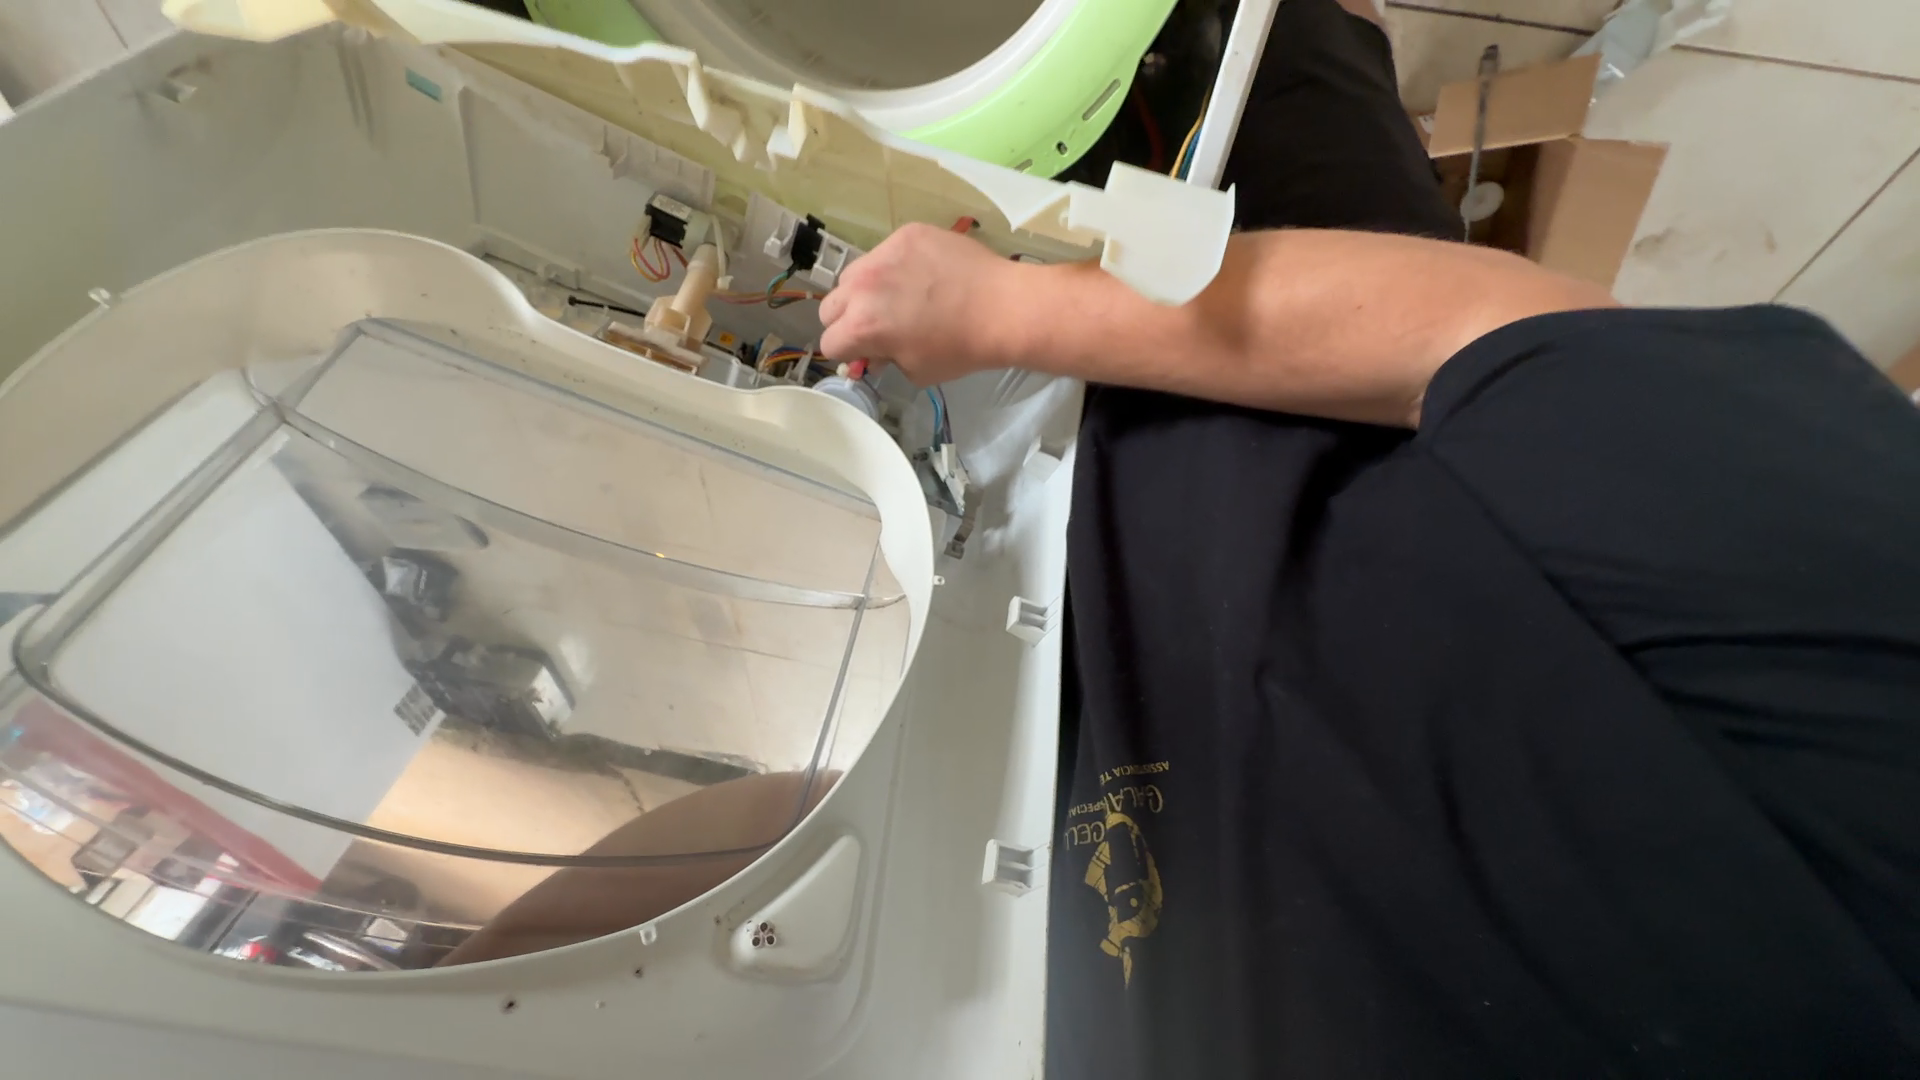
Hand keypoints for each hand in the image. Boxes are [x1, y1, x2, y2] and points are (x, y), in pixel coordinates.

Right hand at [819, 223, 1025, 384]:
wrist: (1002, 307)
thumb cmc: (961, 348)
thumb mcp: (915, 371)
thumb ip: (884, 360)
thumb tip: (876, 353)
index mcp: (862, 326)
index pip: (829, 342)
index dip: (848, 352)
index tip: (865, 353)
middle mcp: (863, 286)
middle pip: (830, 306)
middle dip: (847, 321)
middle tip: (877, 327)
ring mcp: (884, 254)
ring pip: (853, 275)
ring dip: (865, 291)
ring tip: (898, 298)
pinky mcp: (906, 234)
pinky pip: (885, 252)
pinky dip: (895, 267)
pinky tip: (923, 276)